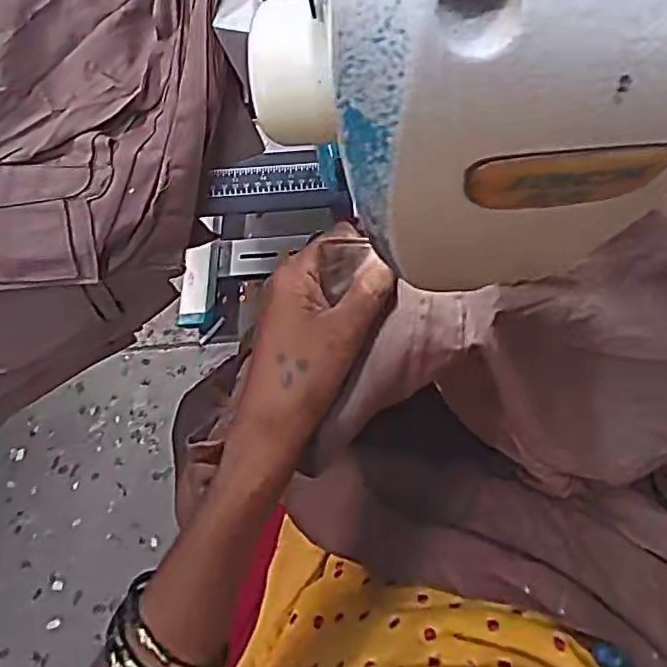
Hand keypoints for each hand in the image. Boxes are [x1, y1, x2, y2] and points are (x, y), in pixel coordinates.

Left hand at [228, 223, 394, 471]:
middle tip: (393, 282)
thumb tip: (387, 261)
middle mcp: (286, 284)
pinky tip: (364, 324)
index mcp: (292, 275)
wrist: (272, 428)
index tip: (393, 256)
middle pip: (334, 260)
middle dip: (364, 270)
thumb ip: (369, 290)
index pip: (335, 238)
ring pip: (332, 284)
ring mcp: (288, 306)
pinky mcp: (294, 327)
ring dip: (357, 292)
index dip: (366, 245)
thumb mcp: (345, 331)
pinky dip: (346, 310)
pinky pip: (326, 305)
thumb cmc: (300, 380)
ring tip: (383, 303)